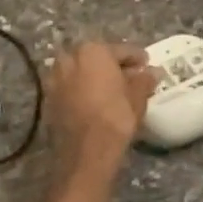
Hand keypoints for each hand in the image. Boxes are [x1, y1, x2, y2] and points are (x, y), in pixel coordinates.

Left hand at [46, 43, 158, 171]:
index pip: (120, 50)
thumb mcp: (137, 97)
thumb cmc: (116, 117)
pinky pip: (70, 87)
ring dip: (95, 77)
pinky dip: (82, 90)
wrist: (86, 151)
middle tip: (129, 77)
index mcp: (92, 51)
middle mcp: (69, 58)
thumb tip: (153, 71)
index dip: (136, 58)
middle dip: (112, 66)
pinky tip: (95, 101)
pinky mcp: (49, 98)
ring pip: (80, 72)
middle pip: (96, 58)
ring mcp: (55, 78)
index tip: (146, 63)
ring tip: (111, 90)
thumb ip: (144, 80)